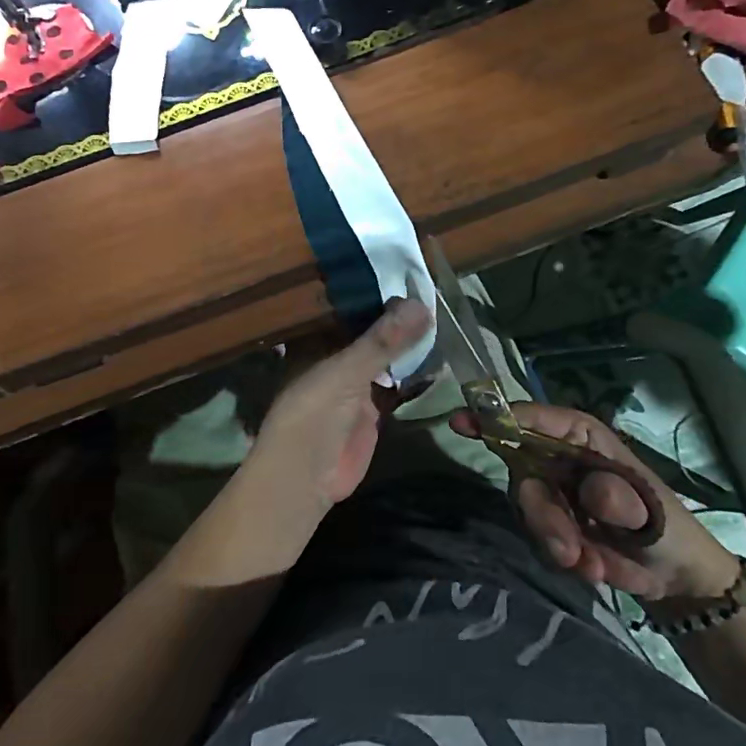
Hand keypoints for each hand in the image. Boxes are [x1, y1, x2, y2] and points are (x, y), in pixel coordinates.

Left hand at [247, 297, 431, 509]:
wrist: (306, 476)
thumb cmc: (312, 414)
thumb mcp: (345, 371)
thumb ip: (382, 341)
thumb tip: (421, 305)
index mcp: (313, 341)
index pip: (342, 306)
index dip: (368, 289)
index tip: (400, 268)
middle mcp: (332, 357)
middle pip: (366, 330)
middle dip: (393, 315)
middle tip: (429, 288)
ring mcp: (353, 383)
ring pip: (383, 356)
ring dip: (406, 342)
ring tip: (438, 313)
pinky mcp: (371, 408)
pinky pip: (395, 383)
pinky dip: (414, 372)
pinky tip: (437, 354)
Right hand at [450, 402, 741, 600]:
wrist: (674, 577)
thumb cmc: (668, 528)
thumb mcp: (653, 513)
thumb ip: (622, 499)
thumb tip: (594, 492)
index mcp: (583, 439)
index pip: (535, 420)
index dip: (499, 419)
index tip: (463, 422)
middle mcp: (558, 458)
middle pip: (523, 471)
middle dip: (543, 515)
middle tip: (569, 552)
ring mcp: (549, 491)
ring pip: (528, 508)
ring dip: (556, 541)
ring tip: (593, 568)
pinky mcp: (546, 522)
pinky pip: (536, 536)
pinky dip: (562, 557)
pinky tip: (592, 571)